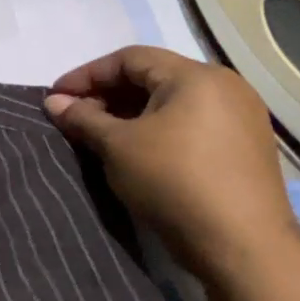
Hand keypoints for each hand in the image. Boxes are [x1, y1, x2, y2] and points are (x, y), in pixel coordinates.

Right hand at [45, 46, 299, 280]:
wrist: (240, 242)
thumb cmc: (172, 180)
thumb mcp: (116, 145)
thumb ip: (82, 118)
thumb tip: (54, 102)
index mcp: (196, 77)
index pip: (130, 59)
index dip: (86, 75)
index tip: (56, 98)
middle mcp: (226, 87)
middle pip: (153, 76)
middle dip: (107, 93)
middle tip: (75, 116)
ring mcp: (242, 116)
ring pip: (172, 100)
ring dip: (130, 111)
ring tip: (100, 134)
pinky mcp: (245, 144)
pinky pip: (191, 121)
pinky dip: (157, 127)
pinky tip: (136, 149)